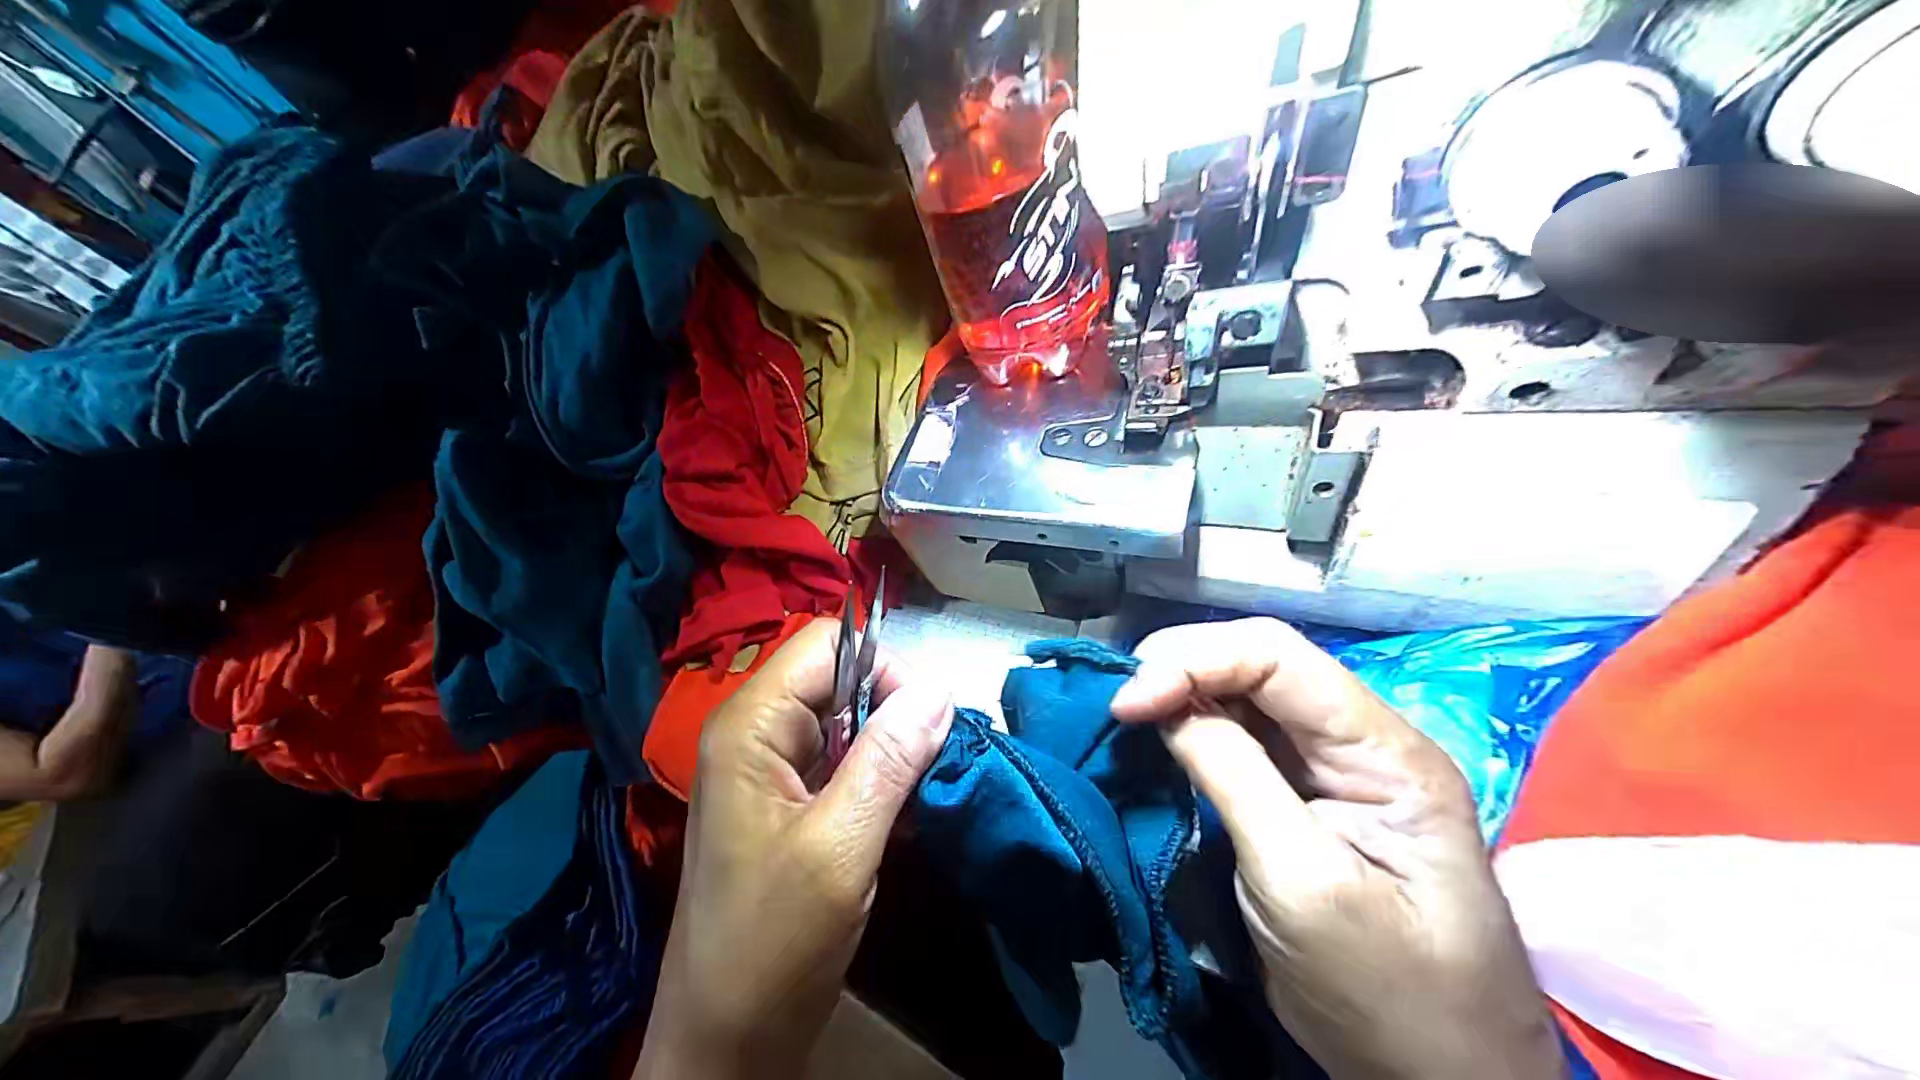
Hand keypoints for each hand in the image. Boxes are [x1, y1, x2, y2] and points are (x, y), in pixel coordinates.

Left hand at [637, 620, 953, 1079]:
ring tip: (918, 791)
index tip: (923, 720)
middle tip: (928, 762)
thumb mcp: (840, 846)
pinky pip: (845, 759)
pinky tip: (901, 813)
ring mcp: (771, 767)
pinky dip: (880, 775)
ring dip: (891, 747)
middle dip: (891, 709)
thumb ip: (889, 760)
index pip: (823, 646)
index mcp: (750, 725)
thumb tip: (939, 688)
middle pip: (837, 678)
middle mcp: (756, 732)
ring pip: (848, 719)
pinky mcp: (790, 800)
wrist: (728, 1039)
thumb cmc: (772, 941)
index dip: (879, 665)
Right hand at [1109, 619, 1564, 1079]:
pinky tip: (1159, 733)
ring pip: (1245, 690)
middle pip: (1259, 661)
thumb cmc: (1386, 992)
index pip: (1278, 657)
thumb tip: (1161, 704)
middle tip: (1121, 702)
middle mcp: (1359, 738)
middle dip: (1181, 667)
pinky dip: (1189, 723)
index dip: (1194, 661)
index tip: (1129, 703)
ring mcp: (1331, 764)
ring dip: (1181, 691)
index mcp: (1383, 750)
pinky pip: (1239, 731)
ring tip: (1130, 712)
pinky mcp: (1302, 791)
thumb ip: (1233, 775)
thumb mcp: (1301, 882)